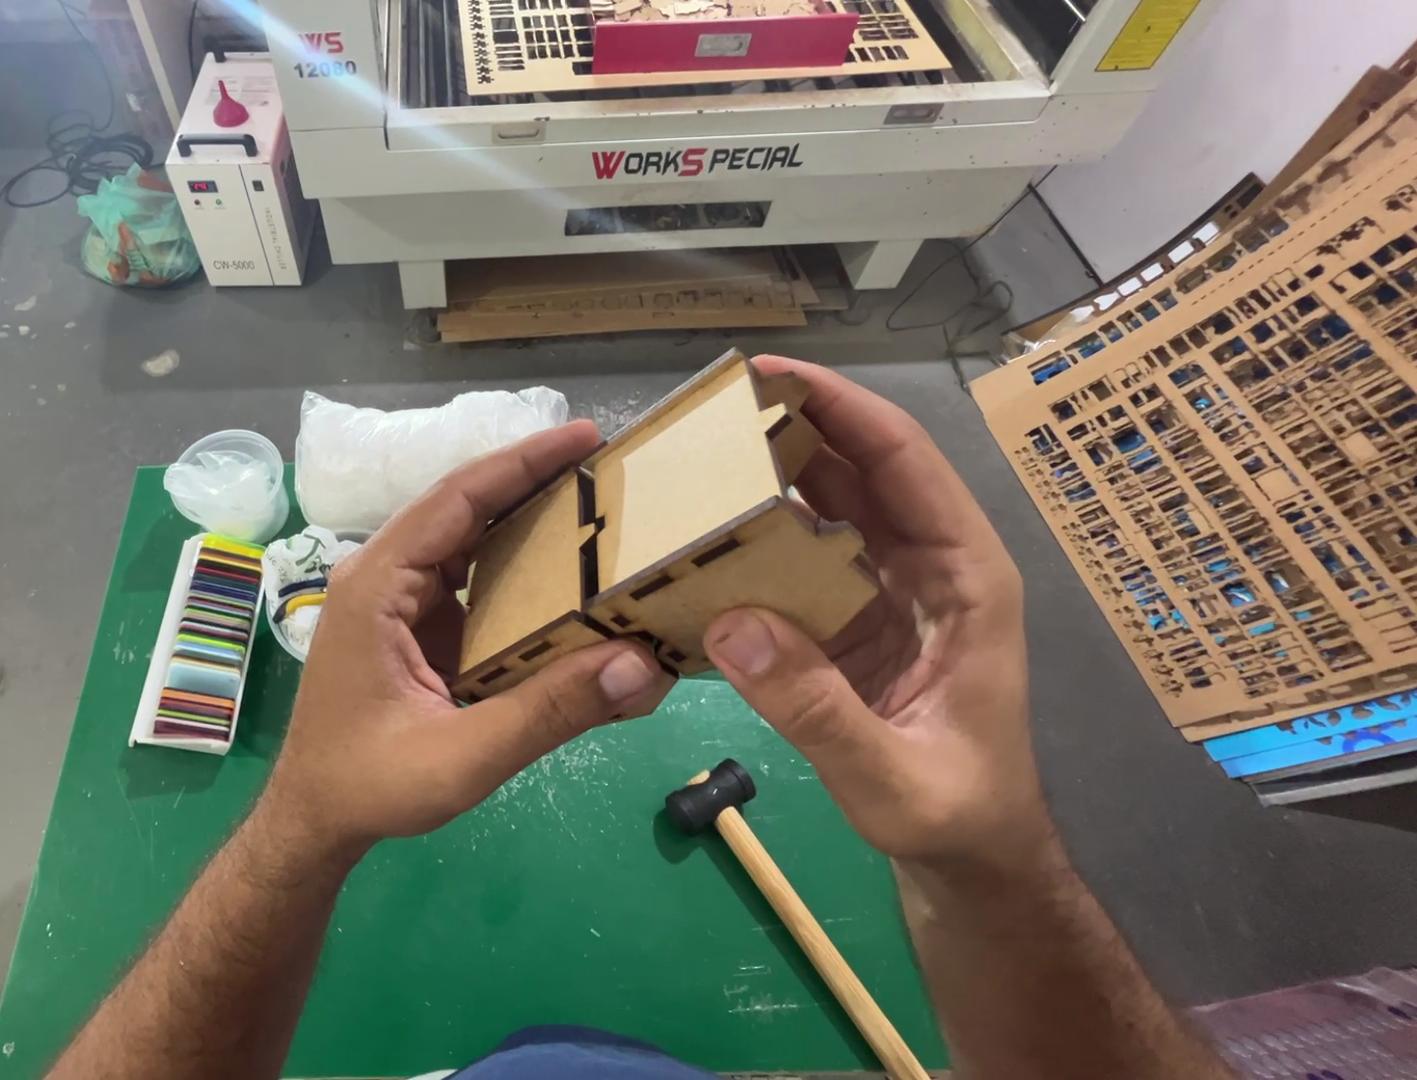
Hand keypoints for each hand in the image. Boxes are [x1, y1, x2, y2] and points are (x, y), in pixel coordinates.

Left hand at [262, 421, 676, 855]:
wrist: (313, 816)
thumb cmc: (369, 784)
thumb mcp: (461, 757)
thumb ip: (548, 712)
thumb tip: (639, 665)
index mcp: (377, 584)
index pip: (456, 498)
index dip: (522, 462)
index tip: (585, 436)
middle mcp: (380, 574)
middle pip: (462, 506)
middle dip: (532, 481)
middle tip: (604, 470)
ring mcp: (393, 596)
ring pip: (465, 538)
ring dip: (524, 520)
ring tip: (591, 511)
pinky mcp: (409, 621)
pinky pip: (465, 577)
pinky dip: (511, 568)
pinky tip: (557, 574)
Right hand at [703, 356, 1049, 868]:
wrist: (966, 851)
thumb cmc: (953, 811)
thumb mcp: (889, 775)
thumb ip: (814, 708)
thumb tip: (729, 624)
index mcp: (964, 577)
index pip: (905, 464)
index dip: (844, 409)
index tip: (774, 376)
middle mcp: (926, 564)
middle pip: (860, 467)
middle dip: (793, 426)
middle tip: (713, 411)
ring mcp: (883, 585)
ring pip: (827, 503)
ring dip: (769, 472)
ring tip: (698, 455)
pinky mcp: (847, 611)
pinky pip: (799, 551)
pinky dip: (757, 531)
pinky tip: (709, 529)